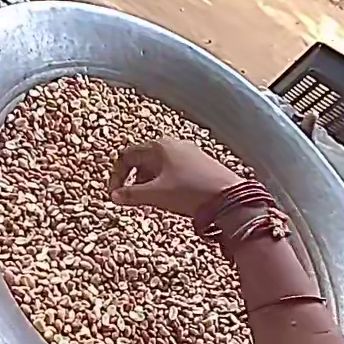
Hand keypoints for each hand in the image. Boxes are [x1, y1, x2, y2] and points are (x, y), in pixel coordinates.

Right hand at [110, 137, 242, 215]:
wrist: (229, 198)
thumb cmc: (190, 192)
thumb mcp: (156, 195)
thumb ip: (132, 195)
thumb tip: (114, 196)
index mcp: (158, 146)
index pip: (127, 156)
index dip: (117, 175)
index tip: (114, 194)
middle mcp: (172, 144)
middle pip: (142, 159)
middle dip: (133, 179)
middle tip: (131, 198)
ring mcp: (188, 152)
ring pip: (158, 164)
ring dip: (148, 182)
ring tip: (149, 200)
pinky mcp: (199, 162)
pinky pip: (173, 168)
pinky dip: (163, 181)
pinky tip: (168, 196)